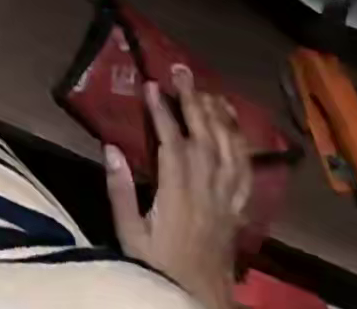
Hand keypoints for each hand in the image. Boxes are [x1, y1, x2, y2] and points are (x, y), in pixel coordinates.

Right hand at [105, 68, 252, 308]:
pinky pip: (246, 175)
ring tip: (209, 90)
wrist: (197, 304)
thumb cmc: (156, 269)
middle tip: (182, 71)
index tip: (151, 85)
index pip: (174, 146)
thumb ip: (121, 191)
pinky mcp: (237, 213)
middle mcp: (208, 195)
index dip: (163, 113)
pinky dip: (243, 147)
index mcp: (180, 198)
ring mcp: (227, 204)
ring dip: (220, 118)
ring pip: (230, 153)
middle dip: (194, 103)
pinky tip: (235, 128)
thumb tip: (111, 147)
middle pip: (206, 141)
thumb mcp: (129, 234)